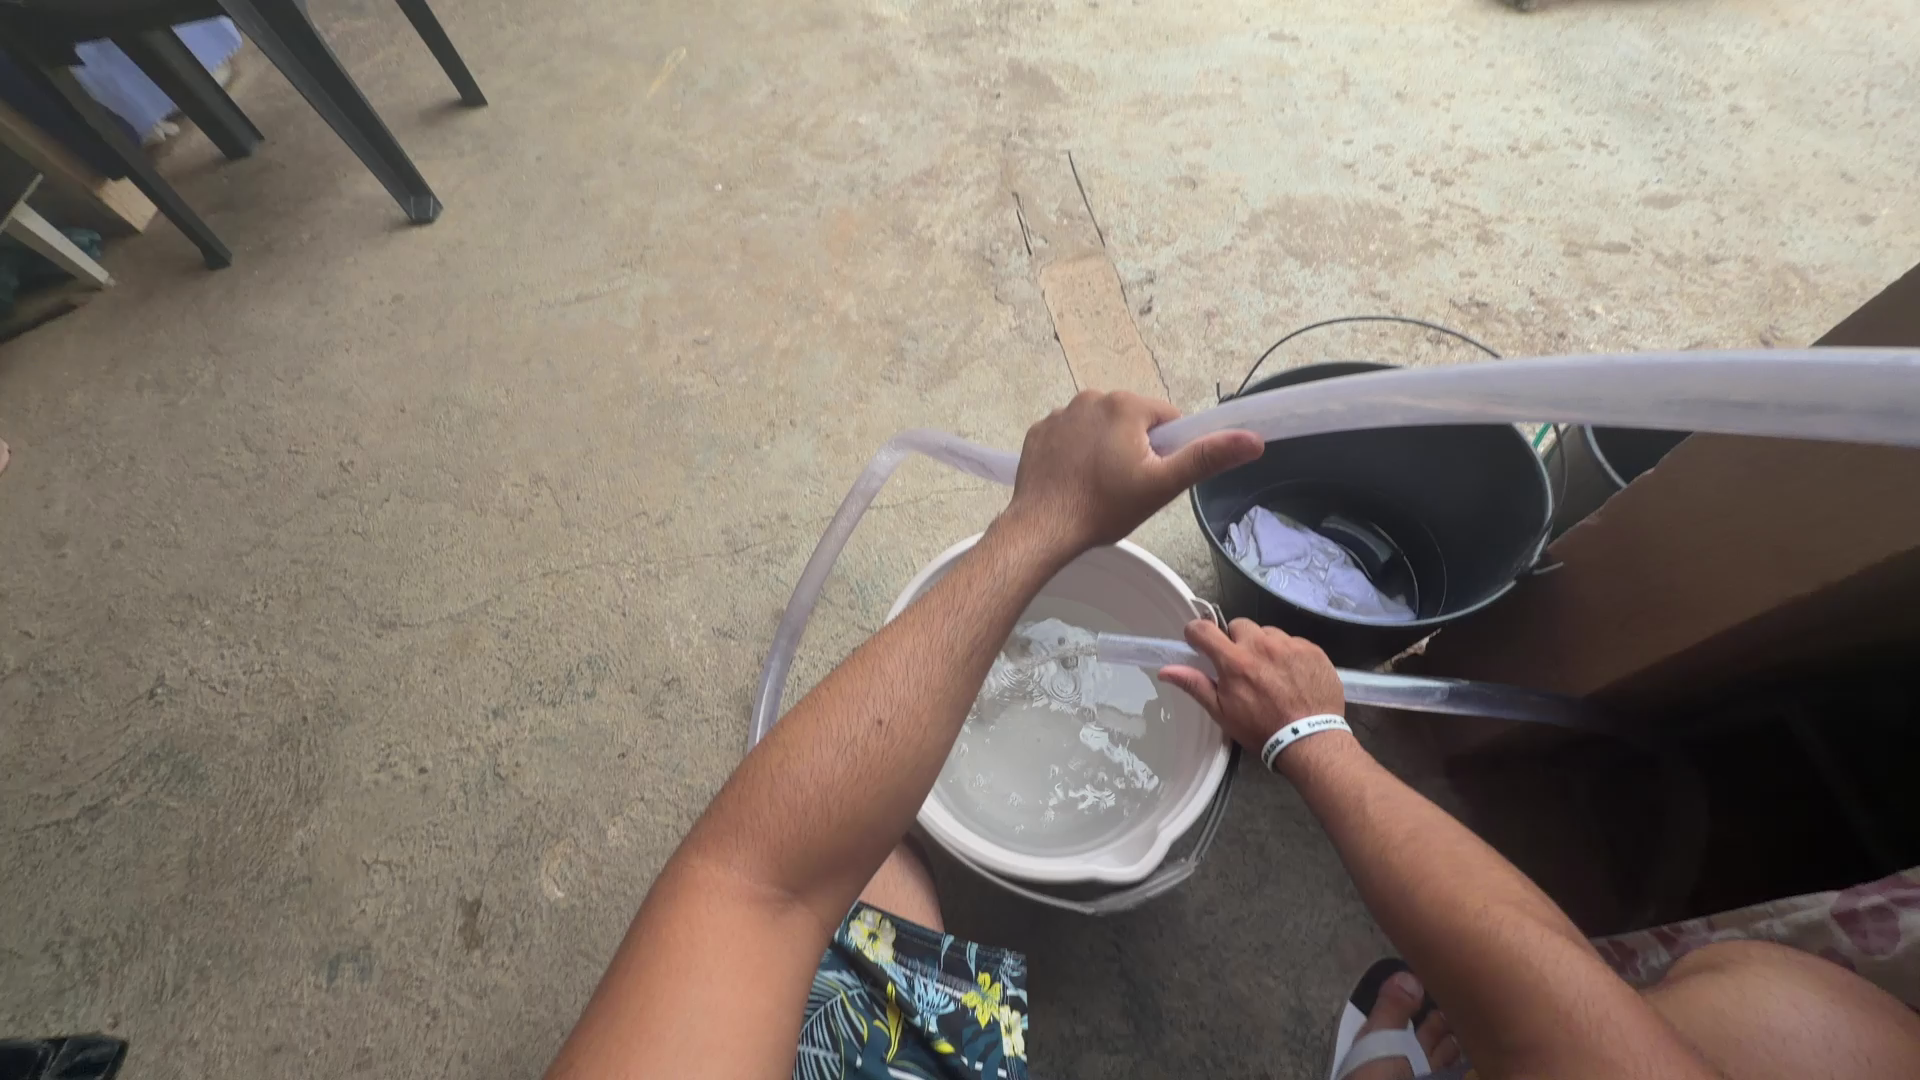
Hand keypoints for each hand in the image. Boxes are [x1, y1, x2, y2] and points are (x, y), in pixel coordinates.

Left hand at [1000, 390, 1261, 552]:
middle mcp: (1090, 398)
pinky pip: (1069, 436)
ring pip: (1099, 427)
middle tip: (1125, 486)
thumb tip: (1254, 439)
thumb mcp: (1162, 485)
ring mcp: (1060, 414)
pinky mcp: (1038, 432)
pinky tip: (1073, 480)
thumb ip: (1206, 457)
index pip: (1166, 418)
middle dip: (1134, 447)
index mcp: (1125, 405)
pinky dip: (1074, 453)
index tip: (1153, 476)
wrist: (1043, 528)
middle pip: (1131, 421)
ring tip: (1097, 485)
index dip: (1167, 449)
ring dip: (1104, 448)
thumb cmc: (1104, 508)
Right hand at [1160, 619, 1345, 752]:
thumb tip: (1165, 670)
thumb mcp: (1222, 711)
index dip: (1197, 633)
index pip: (1204, 629)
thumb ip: (1195, 685)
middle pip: (1238, 626)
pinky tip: (1291, 675)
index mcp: (1234, 661)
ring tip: (1270, 671)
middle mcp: (1261, 645)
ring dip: (1263, 646)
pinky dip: (1288, 653)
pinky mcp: (1312, 649)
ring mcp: (1290, 645)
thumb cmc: (1261, 729)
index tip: (1199, 643)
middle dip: (1235, 640)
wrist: (1311, 740)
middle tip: (1241, 665)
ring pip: (1267, 632)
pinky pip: (1292, 641)